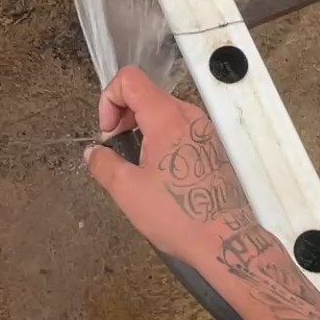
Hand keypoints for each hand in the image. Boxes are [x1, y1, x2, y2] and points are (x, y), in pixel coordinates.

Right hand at [85, 66, 257, 264]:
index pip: (130, 79)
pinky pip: (179, 126)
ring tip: (135, 160)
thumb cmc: (178, 214)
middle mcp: (189, 115)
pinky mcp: (212, 145)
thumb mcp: (127, 190)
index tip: (108, 132)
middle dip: (122, 114)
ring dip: (141, 126)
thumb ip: (102, 163)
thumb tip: (93, 153)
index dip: (109, 99)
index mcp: (166, 117)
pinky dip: (160, 136)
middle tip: (115, 146)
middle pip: (146, 93)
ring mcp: (204, 129)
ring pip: (163, 110)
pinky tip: (157, 169)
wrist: (226, 240)